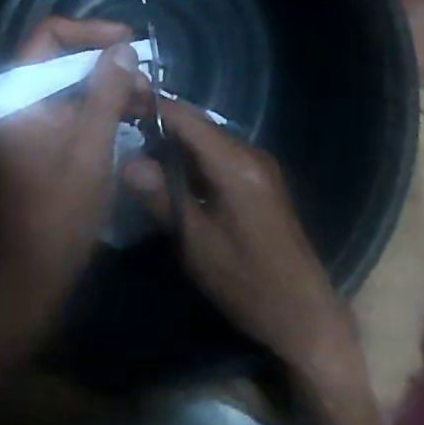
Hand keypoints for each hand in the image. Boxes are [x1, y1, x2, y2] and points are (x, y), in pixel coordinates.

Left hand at [0, 17, 145, 330]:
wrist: (35, 274)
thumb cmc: (60, 212)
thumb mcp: (91, 148)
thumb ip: (107, 93)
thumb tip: (124, 47)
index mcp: (17, 95)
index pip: (48, 35)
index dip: (89, 30)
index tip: (128, 42)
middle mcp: (18, 100)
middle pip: (62, 57)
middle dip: (106, 62)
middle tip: (147, 80)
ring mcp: (30, 121)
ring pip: (71, 84)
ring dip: (109, 86)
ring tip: (149, 102)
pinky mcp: (43, 140)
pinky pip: (73, 108)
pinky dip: (102, 108)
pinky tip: (135, 117)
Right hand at [123, 99, 355, 369]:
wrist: (306, 318)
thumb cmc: (247, 283)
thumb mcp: (195, 242)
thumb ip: (161, 196)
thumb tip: (127, 161)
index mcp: (235, 164)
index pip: (186, 118)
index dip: (151, 107)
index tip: (117, 106)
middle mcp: (250, 154)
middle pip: (197, 123)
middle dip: (160, 123)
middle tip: (120, 130)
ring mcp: (259, 167)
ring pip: (207, 139)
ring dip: (174, 142)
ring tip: (137, 151)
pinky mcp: (260, 182)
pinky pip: (219, 155)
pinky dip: (192, 158)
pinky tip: (169, 174)